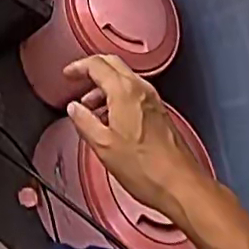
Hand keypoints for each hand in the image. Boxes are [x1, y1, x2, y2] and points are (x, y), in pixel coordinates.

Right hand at [64, 55, 208, 216]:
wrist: (180, 184)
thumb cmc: (147, 168)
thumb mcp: (103, 146)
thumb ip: (84, 122)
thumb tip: (74, 109)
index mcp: (124, 90)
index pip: (96, 64)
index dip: (78, 66)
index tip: (69, 73)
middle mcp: (140, 88)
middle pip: (111, 63)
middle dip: (92, 69)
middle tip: (78, 80)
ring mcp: (152, 98)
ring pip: (123, 78)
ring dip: (105, 86)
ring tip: (91, 108)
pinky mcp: (159, 111)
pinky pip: (134, 92)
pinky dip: (118, 96)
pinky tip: (111, 119)